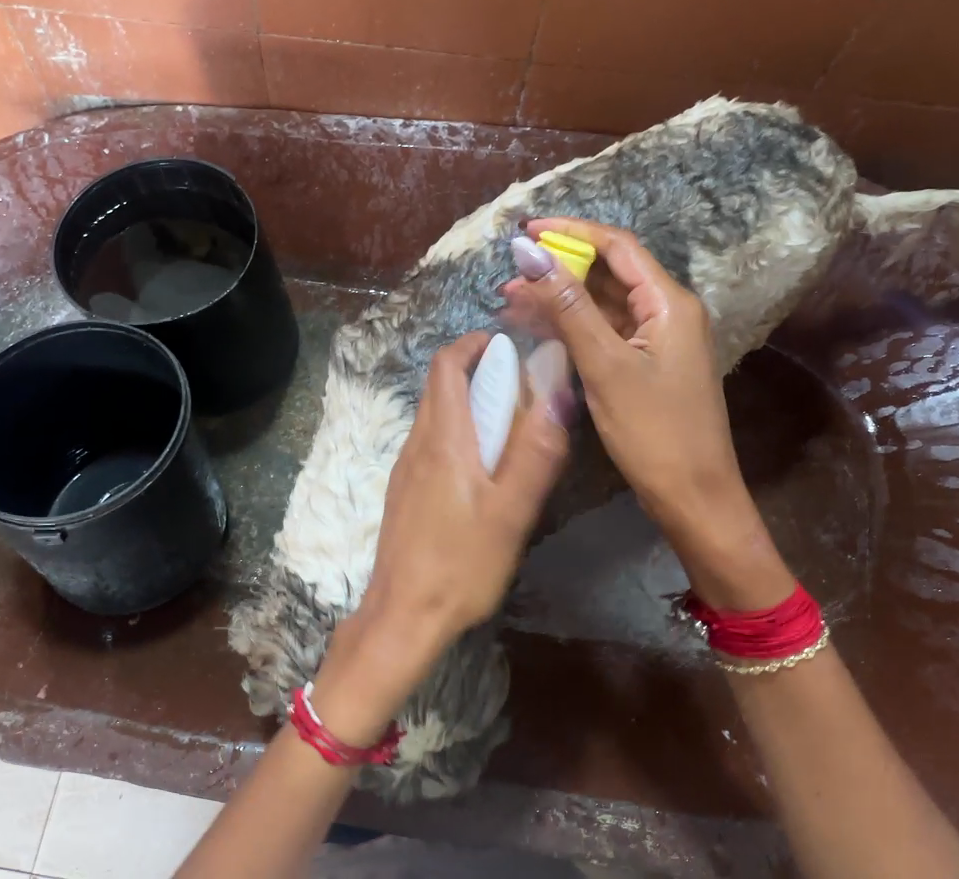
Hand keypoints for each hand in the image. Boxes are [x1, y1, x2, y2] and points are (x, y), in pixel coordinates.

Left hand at [359, 332, 570, 651]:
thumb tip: (556, 392)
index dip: (474, 345)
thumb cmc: (461, 564)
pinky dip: (459, 434)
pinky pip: (432, 444)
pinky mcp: (404, 492)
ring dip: (470, 405)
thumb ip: (535, 452)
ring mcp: (406, 469)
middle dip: (479, 372)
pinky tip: (483, 471)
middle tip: (523, 387)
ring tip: (512, 427)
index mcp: (444, 439)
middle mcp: (418, 444)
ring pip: (436, 416)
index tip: (509, 346)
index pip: (447, 365)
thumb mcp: (511, 511)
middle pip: (441, 387)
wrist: (402, 615)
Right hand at [503, 218, 792, 609]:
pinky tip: (536, 328)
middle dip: (557, 269)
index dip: (570, 231)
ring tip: (509, 302)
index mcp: (669, 302)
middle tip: (508, 277)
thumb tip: (531, 255)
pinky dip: (571, 326)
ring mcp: (657, 339)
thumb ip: (568, 307)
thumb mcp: (605, 365)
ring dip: (559, 298)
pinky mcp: (646, 363)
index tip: (524, 232)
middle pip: (607, 272)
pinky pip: (604, 330)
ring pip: (602, 302)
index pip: (616, 246)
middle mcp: (667, 311)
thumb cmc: (653, 431)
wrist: (693, 497)